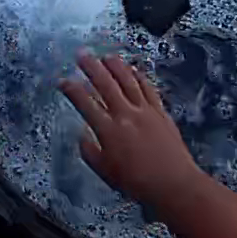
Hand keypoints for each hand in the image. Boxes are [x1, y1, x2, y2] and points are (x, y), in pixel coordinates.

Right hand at [59, 53, 206, 204]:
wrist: (173, 183)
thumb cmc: (136, 182)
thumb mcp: (104, 172)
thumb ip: (89, 151)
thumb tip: (83, 134)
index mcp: (108, 130)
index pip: (85, 104)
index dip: (72, 90)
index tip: (63, 80)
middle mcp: (125, 114)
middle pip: (105, 84)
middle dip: (91, 67)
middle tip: (82, 54)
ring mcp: (144, 110)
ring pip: (128, 81)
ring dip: (115, 65)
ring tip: (106, 55)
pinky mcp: (160, 111)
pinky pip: (148, 88)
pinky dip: (139, 76)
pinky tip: (133, 70)